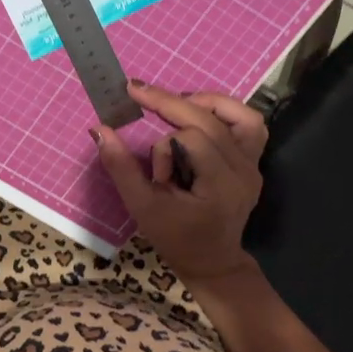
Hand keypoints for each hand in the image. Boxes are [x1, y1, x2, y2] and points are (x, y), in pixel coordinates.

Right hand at [93, 82, 268, 282]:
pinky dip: (224, 113)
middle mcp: (243, 170)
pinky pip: (248, 125)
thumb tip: (99, 129)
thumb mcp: (141, 205)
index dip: (164, 148)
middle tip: (136, 90)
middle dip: (170, 104)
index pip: (191, 139)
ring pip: (238, 115)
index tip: (154, 173)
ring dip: (204, 103)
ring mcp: (253, 165)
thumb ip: (121, 166)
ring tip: (175, 104)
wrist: (211, 261)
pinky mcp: (252, 162)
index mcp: (220, 184)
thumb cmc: (175, 237)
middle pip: (210, 120)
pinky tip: (199, 113)